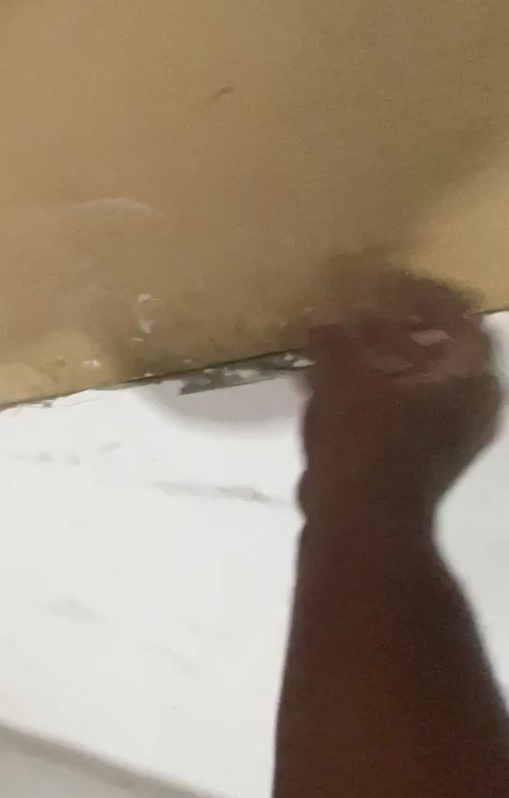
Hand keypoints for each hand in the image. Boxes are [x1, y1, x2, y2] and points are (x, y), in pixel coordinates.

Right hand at [300, 278, 501, 519]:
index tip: (397, 285)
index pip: (461, 327)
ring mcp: (446, 433)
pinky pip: (397, 409)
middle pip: (439, 357)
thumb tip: (327, 317)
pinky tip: (328, 391)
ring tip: (333, 352)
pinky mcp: (415, 454)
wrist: (363, 512)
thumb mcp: (341, 382)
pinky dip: (369, 393)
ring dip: (379, 365)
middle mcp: (471, 404)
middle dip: (398, 334)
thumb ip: (336, 345)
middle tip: (359, 317)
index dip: (431, 302)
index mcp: (467, 381)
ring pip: (415, 385)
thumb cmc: (364, 440)